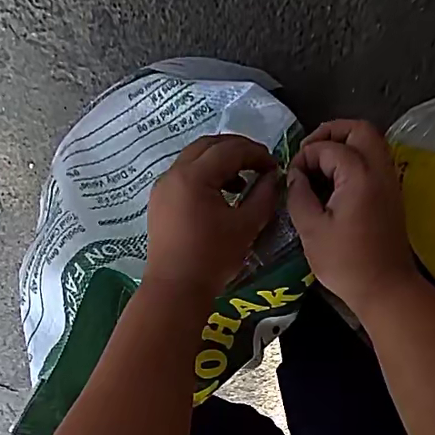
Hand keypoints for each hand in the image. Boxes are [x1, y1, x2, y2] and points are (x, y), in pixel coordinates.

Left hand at [145, 134, 281, 294]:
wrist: (176, 289)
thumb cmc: (213, 259)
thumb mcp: (246, 227)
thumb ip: (263, 197)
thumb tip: (273, 178)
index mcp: (194, 176)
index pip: (230, 150)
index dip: (256, 154)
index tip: (274, 166)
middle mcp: (174, 174)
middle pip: (208, 145)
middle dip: (236, 150)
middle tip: (259, 164)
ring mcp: (163, 187)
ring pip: (194, 159)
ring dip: (220, 162)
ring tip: (243, 182)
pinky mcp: (160, 201)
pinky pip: (185, 176)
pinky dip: (206, 176)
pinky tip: (222, 196)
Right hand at [286, 120, 421, 310]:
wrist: (386, 289)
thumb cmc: (346, 263)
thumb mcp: (311, 230)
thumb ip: (298, 195)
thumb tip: (295, 176)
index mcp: (360, 175)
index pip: (328, 147)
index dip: (305, 157)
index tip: (292, 177)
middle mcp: (380, 171)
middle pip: (360, 129)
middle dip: (332, 132)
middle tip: (310, 151)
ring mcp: (391, 183)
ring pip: (372, 144)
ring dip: (346, 145)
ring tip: (320, 166)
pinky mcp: (393, 197)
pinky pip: (376, 163)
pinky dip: (356, 161)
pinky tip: (336, 184)